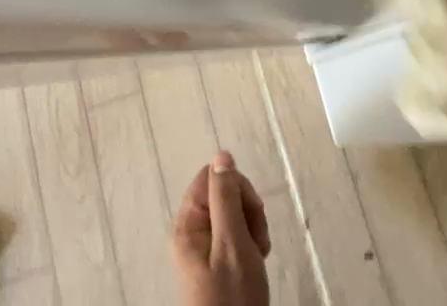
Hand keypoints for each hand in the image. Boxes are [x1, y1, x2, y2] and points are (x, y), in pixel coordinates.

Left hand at [172, 151, 271, 305]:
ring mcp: (204, 246)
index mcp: (187, 223)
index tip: (250, 212)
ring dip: (253, 227)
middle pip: (224, 193)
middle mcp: (191, 230)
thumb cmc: (232, 296)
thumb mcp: (232, 243)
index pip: (212, 177)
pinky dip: (250, 242)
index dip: (236, 188)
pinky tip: (256, 260)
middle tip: (256, 239)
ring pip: (234, 213)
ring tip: (258, 253)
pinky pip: (236, 234)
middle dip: (248, 210)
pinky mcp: (216, 259)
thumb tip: (222, 154)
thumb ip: (227, 197)